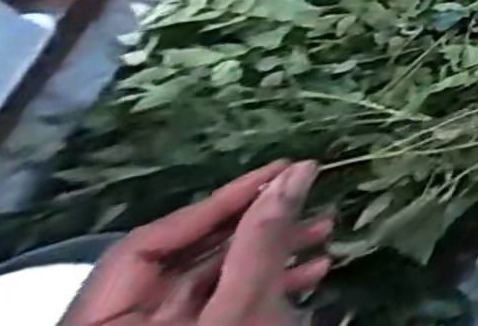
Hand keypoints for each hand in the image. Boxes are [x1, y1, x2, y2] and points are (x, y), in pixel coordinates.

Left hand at [61, 160, 331, 325]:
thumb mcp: (243, 308)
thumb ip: (265, 238)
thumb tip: (298, 169)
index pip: (150, 243)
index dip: (219, 201)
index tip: (283, 171)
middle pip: (185, 260)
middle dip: (258, 226)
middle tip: (314, 200)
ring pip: (210, 281)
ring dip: (273, 252)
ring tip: (327, 234)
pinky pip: (222, 305)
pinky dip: (268, 282)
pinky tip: (312, 273)